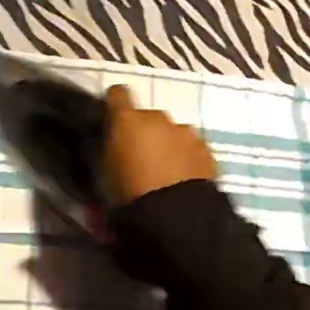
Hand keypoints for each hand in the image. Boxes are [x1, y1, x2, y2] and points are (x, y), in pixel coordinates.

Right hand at [104, 84, 217, 203]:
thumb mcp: (104, 172)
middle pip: (148, 117)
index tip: (114, 120)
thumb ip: (107, 148)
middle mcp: (159, 118)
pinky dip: (187, 158)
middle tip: (141, 159)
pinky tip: (184, 180)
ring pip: (172, 133)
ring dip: (168, 145)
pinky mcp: (205, 150)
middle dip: (144, 132)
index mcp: (129, 120)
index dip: (116, 104)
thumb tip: (109, 140)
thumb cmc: (129, 194)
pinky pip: (192, 148)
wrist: (175, 216)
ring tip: (166, 173)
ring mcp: (186, 133)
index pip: (118, 93)